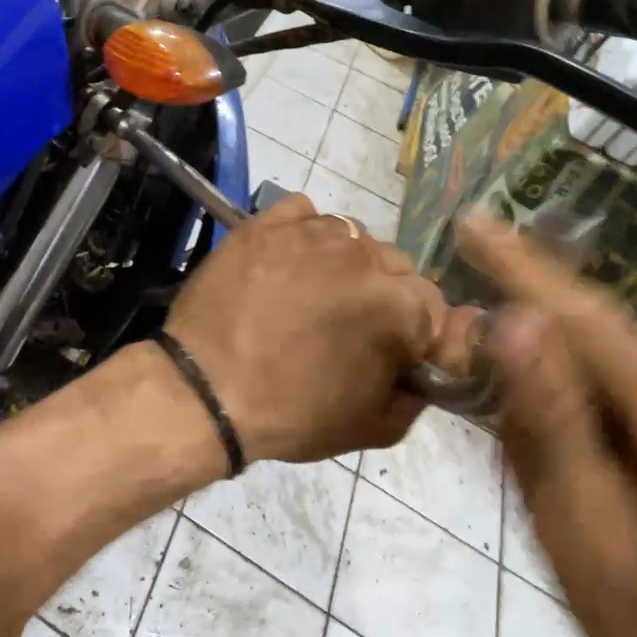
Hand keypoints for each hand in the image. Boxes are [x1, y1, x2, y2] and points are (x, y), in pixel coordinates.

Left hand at [163, 194, 478, 463]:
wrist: (205, 389)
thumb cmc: (291, 414)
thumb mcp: (372, 426)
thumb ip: (415, 394)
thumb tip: (423, 371)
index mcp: (399, 305)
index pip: (432, 304)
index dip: (417, 329)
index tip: (395, 346)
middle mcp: (362, 257)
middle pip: (392, 264)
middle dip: (381, 291)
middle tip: (348, 321)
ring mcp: (309, 234)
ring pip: (349, 234)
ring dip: (343, 259)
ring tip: (313, 290)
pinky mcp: (264, 223)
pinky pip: (301, 211)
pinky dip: (303, 229)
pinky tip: (288, 257)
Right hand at [459, 213, 636, 636]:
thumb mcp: (591, 547)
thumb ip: (549, 430)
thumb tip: (512, 322)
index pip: (600, 331)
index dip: (526, 272)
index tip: (473, 221)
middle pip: (630, 366)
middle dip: (562, 379)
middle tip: (514, 424)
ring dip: (609, 413)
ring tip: (600, 487)